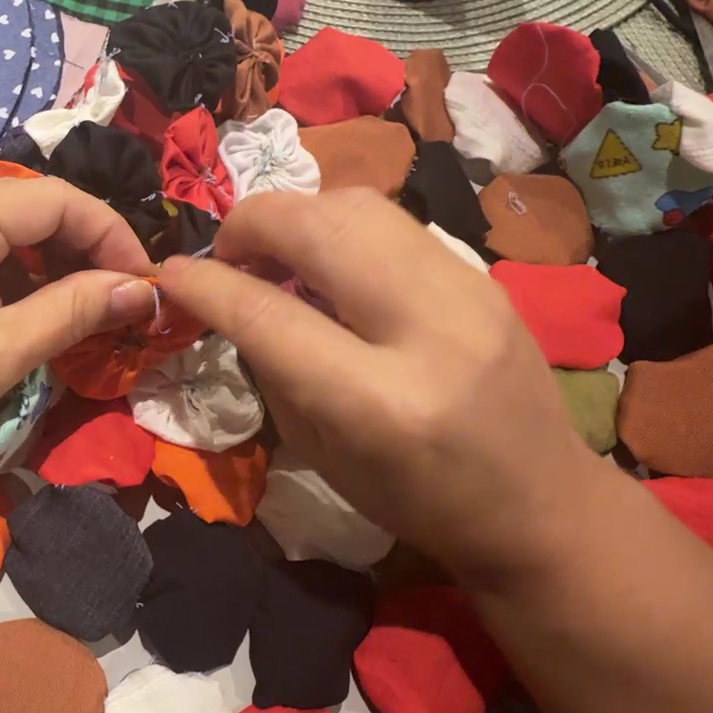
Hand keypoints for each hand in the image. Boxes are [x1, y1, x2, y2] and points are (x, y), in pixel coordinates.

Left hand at [0, 178, 156, 495]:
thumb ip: (75, 311)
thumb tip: (141, 289)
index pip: (54, 200)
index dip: (110, 235)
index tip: (144, 283)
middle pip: (30, 208)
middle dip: (82, 251)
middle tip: (119, 301)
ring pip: (6, 230)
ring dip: (51, 266)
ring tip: (84, 312)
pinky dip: (14, 276)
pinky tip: (34, 312)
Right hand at [158, 189, 614, 586]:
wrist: (541, 507)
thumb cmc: (414, 501)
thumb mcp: (319, 452)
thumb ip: (271, 367)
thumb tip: (236, 298)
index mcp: (377, 402)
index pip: (268, 313)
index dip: (206, 283)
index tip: (171, 274)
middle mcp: (427, 331)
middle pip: (319, 228)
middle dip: (249, 223)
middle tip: (226, 255)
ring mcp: (467, 292)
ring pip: (358, 205)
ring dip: (295, 216)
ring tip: (275, 255)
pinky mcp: (483, 275)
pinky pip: (390, 222)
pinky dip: (337, 228)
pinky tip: (326, 264)